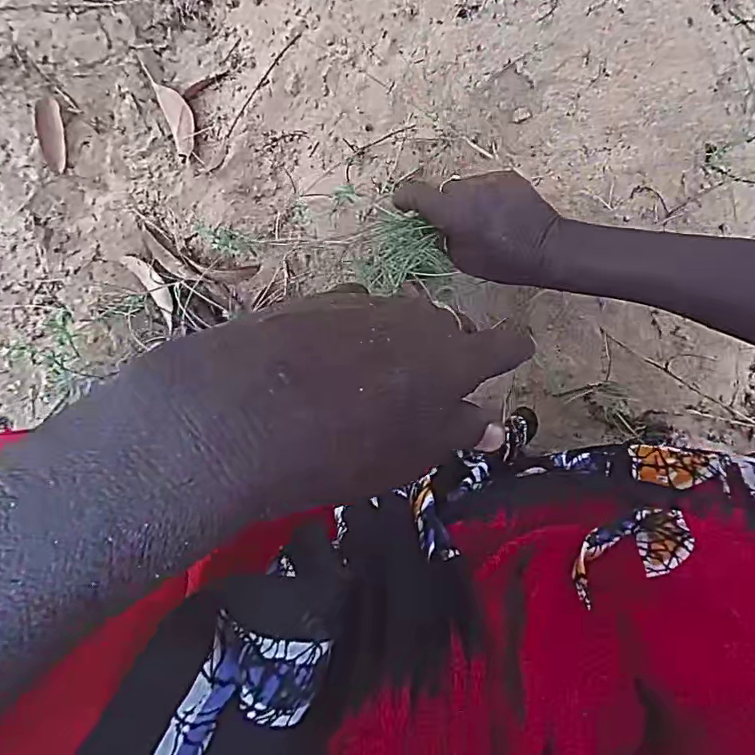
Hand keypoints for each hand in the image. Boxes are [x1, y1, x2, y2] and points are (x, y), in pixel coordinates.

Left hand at [37, 288, 532, 520]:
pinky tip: (331, 360)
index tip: (515, 352)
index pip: (503, 343)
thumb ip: (459, 431)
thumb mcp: (411, 455)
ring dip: (403, 340)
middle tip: (436, 384)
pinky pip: (358, 312)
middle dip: (453, 349)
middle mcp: (416, 318)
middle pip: (451, 325)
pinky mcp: (321, 299)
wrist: (239, 414)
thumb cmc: (341, 450)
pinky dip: (360, 332)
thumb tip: (495, 424)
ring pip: (403, 316)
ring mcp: (367, 303)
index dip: (512, 349)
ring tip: (379, 376)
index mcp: (452, 358)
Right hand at [394, 172, 565, 286]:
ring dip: (467, 200)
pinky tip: (500, 213)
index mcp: (451, 212)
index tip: (402, 205)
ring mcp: (488, 180)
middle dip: (445, 206)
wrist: (547, 247)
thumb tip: (436, 228)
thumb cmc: (503, 262)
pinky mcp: (507, 177)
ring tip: (484, 221)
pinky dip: (487, 196)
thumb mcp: (463, 259)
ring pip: (466, 187)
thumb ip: (443, 239)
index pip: (415, 194)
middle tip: (455, 225)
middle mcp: (466, 190)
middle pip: (444, 192)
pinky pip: (486, 184)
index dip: (404, 199)